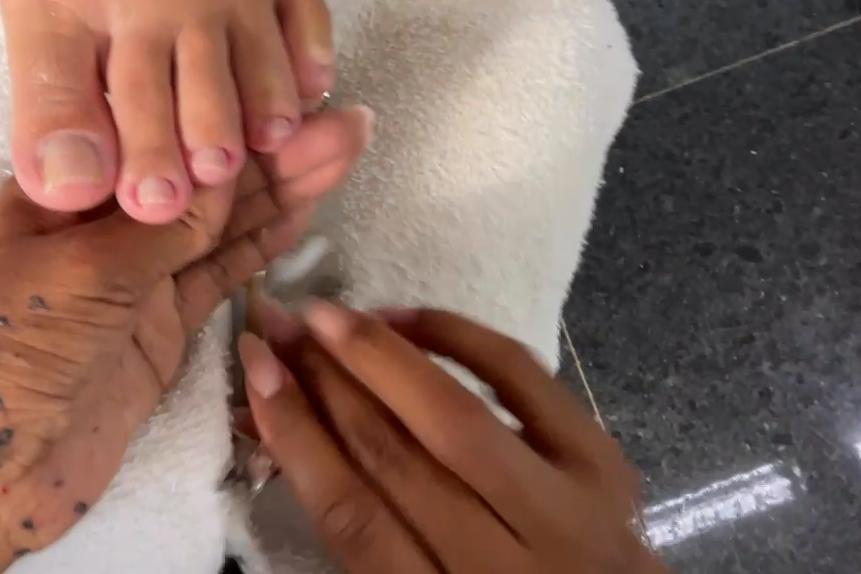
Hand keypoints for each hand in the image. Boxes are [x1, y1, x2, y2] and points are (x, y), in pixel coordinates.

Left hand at [0, 107, 371, 571]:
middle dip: (270, 149)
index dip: (222, 114)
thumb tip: (229, 166)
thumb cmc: (0, 350)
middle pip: (199, 177)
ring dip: (281, 189)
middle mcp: (106, 221)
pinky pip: (219, 274)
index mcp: (69, 187)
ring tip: (344, 147)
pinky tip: (305, 208)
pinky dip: (262, 243)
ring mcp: (137, 275)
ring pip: (221, 223)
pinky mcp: (161, 327)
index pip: (158, 135)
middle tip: (345, 119)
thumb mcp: (80, 273)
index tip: (286, 93)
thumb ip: (163, 227)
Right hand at [239, 303, 665, 572]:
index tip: (252, 361)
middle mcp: (511, 573)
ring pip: (455, 418)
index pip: (352, 516)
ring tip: (323, 313)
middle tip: (276, 321)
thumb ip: (339, 504)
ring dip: (375, 352)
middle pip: (395, 457)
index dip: (294, 430)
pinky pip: (523, 380)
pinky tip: (402, 315)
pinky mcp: (607, 469)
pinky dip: (456, 336)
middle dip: (321, 377)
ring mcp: (574, 520)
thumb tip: (264, 407)